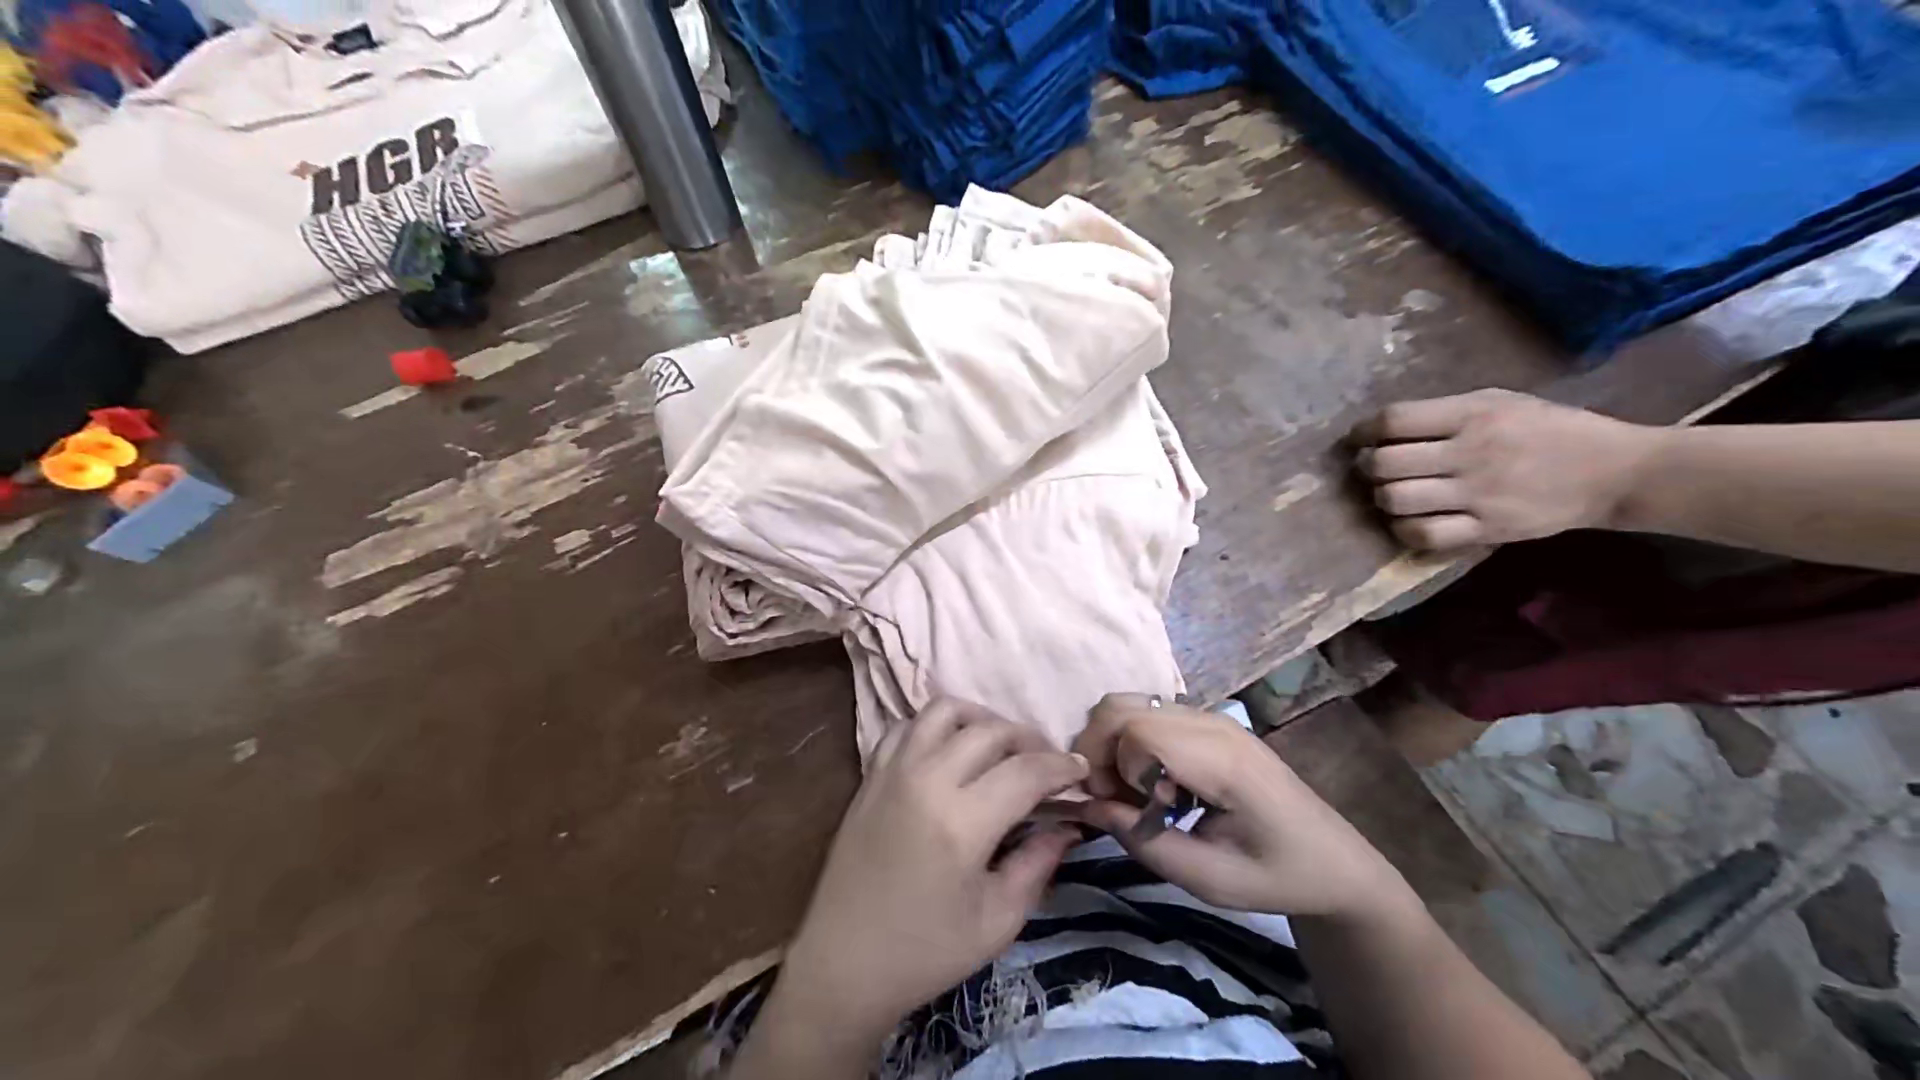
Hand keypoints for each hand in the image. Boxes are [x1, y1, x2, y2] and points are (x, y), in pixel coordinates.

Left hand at [776, 698, 1087, 1036]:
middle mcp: (926, 780)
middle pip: (991, 730)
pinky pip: (908, 725)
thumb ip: (1038, 862)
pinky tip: (951, 751)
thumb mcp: (998, 920)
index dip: (1062, 766)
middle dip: (1030, 740)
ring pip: (945, 710)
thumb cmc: (926, 952)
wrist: (843, 963)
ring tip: (1001, 746)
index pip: (1027, 770)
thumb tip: (1069, 825)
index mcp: (962, 822)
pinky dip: (938, 726)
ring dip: (982, 719)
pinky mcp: (871, 774)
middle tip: (1047, 764)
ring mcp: (893, 770)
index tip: (1082, 770)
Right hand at [1072, 694, 1412, 919]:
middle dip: (1098, 749)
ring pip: (1128, 703)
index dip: (1114, 768)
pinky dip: (1128, 740)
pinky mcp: (1207, 720)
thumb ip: (1143, 842)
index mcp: (1223, 761)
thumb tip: (1089, 806)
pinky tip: (1148, 781)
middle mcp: (1213, 724)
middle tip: (1109, 797)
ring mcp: (1210, 716)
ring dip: (1110, 743)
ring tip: (1127, 790)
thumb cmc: (1276, 876)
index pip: (1138, 732)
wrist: (1334, 860)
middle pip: (1122, 706)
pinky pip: (1146, 711)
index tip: (1120, 809)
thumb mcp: (1209, 879)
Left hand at [1351, 388, 1666, 550]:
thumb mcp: (1499, 402)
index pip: (1394, 420)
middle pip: (1384, 464)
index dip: (1363, 431)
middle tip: (1373, 468)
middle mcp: (1471, 453)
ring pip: (1396, 500)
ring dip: (1382, 498)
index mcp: (1474, 415)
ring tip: (1392, 493)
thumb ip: (1443, 413)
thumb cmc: (1548, 430)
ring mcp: (1478, 495)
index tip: (1357, 439)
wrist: (1617, 472)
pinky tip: (1409, 521)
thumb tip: (1381, 428)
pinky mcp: (1488, 529)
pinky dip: (1403, 529)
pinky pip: (1422, 535)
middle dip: (1367, 467)